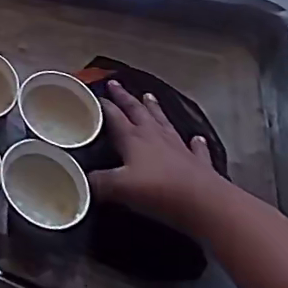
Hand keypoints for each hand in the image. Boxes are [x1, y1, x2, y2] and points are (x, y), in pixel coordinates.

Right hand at [88, 80, 230, 231]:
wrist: (206, 204)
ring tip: (149, 95)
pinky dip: (196, 143)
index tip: (92, 95)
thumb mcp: (120, 188)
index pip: (114, 115)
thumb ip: (98, 183)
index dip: (102, 105)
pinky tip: (198, 138)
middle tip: (115, 84)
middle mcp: (154, 136)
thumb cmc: (159, 191)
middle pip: (136, 111)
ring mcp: (179, 148)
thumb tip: (81, 180)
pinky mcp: (199, 163)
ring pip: (163, 122)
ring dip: (155, 109)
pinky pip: (196, 149)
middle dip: (124, 97)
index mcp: (133, 138)